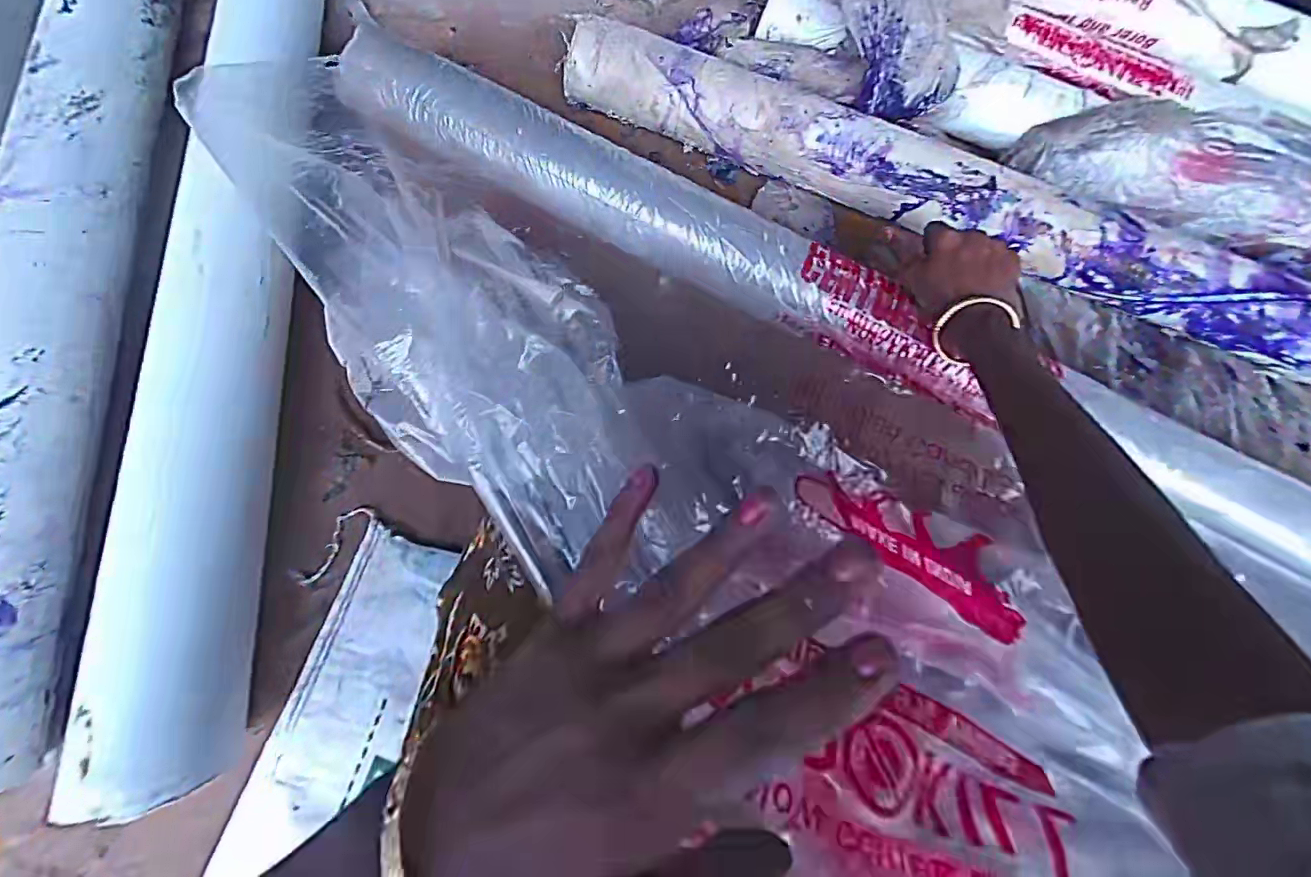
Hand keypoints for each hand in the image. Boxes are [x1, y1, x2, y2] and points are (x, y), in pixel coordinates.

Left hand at [399, 466, 900, 876]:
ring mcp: (588, 663)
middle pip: (732, 649)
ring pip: (667, 597)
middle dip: (802, 602)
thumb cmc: (540, 874)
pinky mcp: (550, 635)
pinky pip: (590, 571)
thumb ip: (712, 868)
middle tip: (858, 559)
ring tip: (769, 505)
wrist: (428, 848)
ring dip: (721, 548)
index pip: (766, 732)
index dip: (830, 693)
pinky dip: (619, 521)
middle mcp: (634, 714)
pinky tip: (647, 474)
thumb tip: (789, 851)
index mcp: (660, 789)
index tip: (882, 652)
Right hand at [878, 223, 1031, 357]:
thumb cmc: (941, 301)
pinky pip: (1002, 256)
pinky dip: (997, 265)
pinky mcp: (1013, 259)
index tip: (932, 260)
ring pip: (983, 245)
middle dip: (958, 249)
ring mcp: (995, 246)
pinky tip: (992, 281)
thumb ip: (906, 258)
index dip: (932, 245)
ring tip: (975, 278)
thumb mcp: (913, 281)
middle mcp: (970, 235)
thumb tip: (894, 239)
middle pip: (961, 237)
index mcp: (944, 239)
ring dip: (978, 255)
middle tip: (954, 271)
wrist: (978, 322)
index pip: (933, 230)